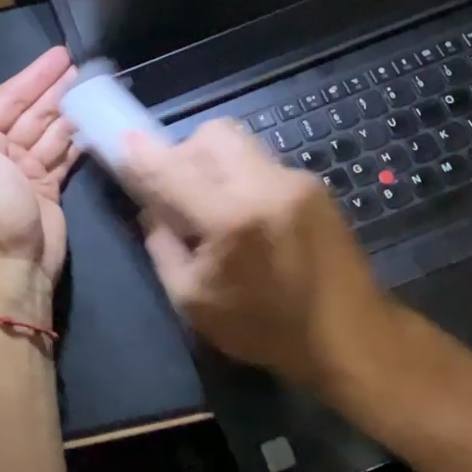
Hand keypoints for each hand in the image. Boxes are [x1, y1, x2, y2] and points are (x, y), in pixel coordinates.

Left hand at [0, 47, 79, 322]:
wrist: (14, 270)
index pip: (4, 100)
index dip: (32, 77)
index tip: (58, 55)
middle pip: (28, 112)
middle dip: (53, 88)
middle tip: (81, 62)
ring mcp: (22, 173)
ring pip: (47, 131)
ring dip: (68, 108)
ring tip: (93, 84)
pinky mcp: (45, 189)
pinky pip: (61, 155)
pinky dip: (76, 138)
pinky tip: (92, 120)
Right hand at [119, 120, 394, 388]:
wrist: (350, 337)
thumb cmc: (264, 329)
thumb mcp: (192, 300)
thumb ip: (162, 244)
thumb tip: (149, 206)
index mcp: (230, 219)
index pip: (170, 168)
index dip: (140, 153)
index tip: (121, 142)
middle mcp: (264, 185)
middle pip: (211, 135)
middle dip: (184, 152)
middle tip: (179, 190)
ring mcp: (295, 180)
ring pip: (239, 143)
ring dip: (214, 163)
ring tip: (216, 206)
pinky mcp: (314, 184)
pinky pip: (262, 163)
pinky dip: (242, 178)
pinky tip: (250, 218)